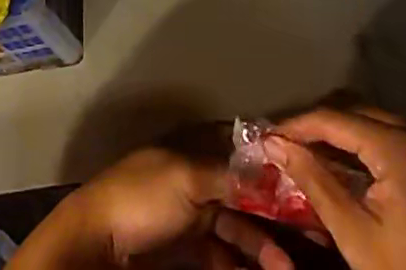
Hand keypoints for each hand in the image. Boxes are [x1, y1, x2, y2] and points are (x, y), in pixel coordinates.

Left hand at [11, 148, 291, 269]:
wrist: (93, 245)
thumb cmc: (142, 196)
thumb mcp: (188, 177)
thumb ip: (232, 173)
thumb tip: (273, 165)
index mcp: (198, 148)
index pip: (245, 149)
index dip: (274, 162)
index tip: (307, 176)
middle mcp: (200, 177)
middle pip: (248, 191)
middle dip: (277, 210)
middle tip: (311, 228)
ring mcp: (194, 214)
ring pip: (240, 227)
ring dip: (264, 245)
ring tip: (287, 265)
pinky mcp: (188, 249)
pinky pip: (223, 255)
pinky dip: (242, 263)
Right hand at [267, 108, 405, 269]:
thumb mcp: (357, 236)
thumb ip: (317, 184)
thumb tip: (276, 146)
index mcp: (395, 145)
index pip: (332, 118)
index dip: (295, 124)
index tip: (263, 136)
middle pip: (350, 107)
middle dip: (313, 121)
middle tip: (280, 141)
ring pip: (368, 115)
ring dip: (334, 127)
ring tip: (301, 148)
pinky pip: (385, 130)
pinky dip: (357, 137)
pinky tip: (337, 159)